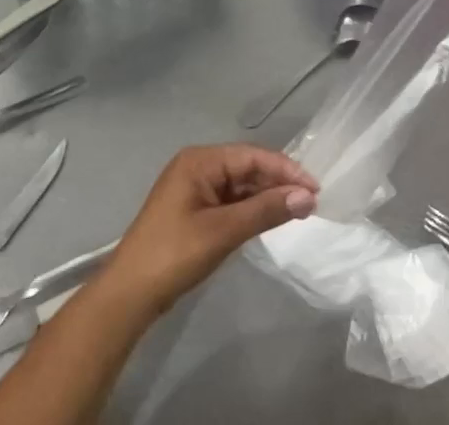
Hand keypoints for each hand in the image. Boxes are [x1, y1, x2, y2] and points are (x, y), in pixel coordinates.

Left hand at [101, 145, 318, 313]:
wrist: (131, 292)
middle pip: (247, 167)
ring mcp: (194, 190)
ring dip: (267, 197)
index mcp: (199, 161)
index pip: (252, 156)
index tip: (317, 189)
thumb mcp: (224, 231)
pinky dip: (252, 209)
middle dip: (279, 183)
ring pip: (240, 186)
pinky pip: (231, 202)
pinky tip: (271, 219)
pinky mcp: (194, 211)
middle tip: (312, 203)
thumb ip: (266, 210)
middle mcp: (196, 167)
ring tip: (299, 211)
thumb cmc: (175, 254)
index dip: (286, 170)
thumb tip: (307, 196)